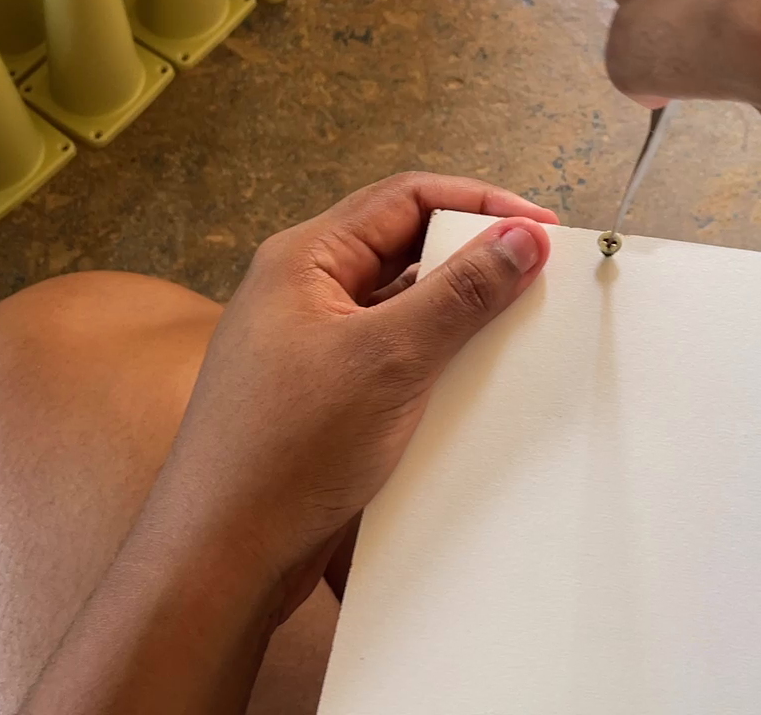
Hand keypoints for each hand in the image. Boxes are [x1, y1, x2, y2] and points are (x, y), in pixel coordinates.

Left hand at [143, 173, 554, 598]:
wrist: (220, 562)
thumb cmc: (286, 450)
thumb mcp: (389, 358)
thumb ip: (462, 290)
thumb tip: (525, 236)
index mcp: (306, 258)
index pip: (406, 197)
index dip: (479, 202)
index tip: (540, 225)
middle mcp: (309, 287)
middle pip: (406, 241)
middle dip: (473, 249)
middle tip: (535, 266)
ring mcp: (317, 337)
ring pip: (405, 294)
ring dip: (460, 299)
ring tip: (516, 312)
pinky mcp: (331, 382)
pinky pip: (398, 341)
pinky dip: (440, 343)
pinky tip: (476, 363)